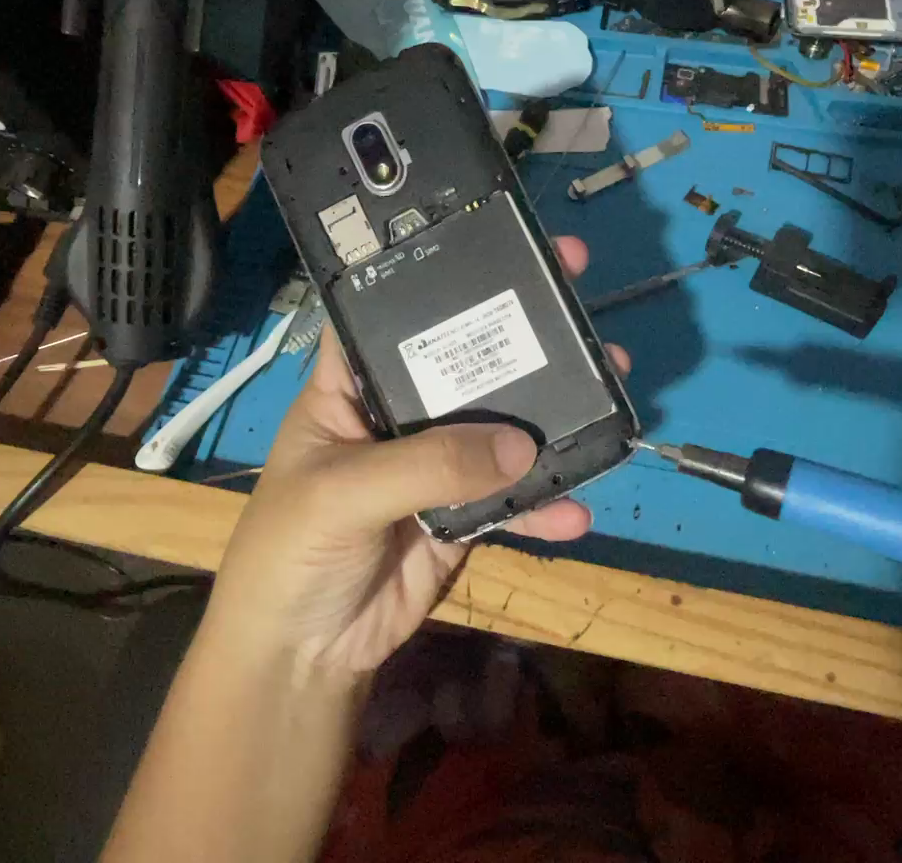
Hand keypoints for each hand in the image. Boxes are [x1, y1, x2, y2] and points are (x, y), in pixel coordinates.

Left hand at [203, 236, 627, 679]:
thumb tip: (523, 445)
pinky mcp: (464, 516)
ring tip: (609, 386)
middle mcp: (399, 416)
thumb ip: (428, 465)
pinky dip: (545, 505)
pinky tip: (577, 510)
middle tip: (575, 301)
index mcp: (352, 389)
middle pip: (464, 364)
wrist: (303, 653)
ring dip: (553, 414)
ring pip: (502, 429)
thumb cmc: (292, 553)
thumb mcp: (343, 493)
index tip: (503, 248)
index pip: (392, 316)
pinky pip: (513, 499)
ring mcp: (437, 466)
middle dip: (519, 336)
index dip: (441, 279)